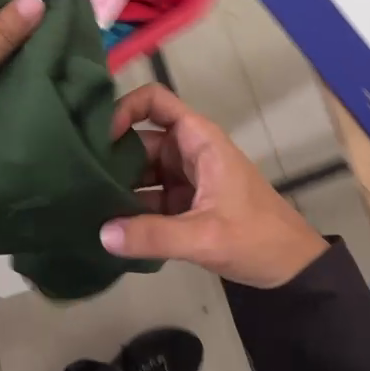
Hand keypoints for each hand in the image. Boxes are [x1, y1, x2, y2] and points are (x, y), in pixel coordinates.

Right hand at [99, 84, 328, 288]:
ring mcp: (185, 176)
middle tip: (77, 173)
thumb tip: (103, 233)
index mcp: (198, 139)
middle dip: (112, 153)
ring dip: (118, 183)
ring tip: (83, 200)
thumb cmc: (255, 237)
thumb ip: (154, 235)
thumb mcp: (205, 237)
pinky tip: (105, 223)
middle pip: (141, 137)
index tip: (101, 136)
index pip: (155, 101)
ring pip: (142, 168)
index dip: (126, 108)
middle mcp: (188, 150)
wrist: (292, 269)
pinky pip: (149, 194)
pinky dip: (130, 206)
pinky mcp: (184, 203)